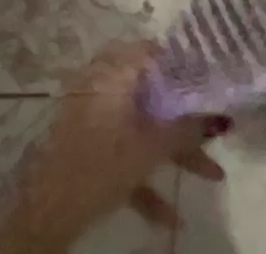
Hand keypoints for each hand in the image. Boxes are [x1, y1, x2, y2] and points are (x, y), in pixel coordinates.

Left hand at [0, 44, 227, 251]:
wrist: (44, 213)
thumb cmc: (102, 165)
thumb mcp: (154, 146)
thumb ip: (190, 127)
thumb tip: (221, 115)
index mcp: (115, 72)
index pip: (158, 50)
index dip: (188, 63)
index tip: (213, 78)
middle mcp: (101, 84)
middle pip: (155, 92)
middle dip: (188, 117)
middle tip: (216, 125)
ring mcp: (91, 116)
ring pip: (142, 125)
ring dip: (174, 152)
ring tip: (212, 174)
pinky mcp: (85, 145)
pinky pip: (123, 151)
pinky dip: (145, 176)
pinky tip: (170, 216)